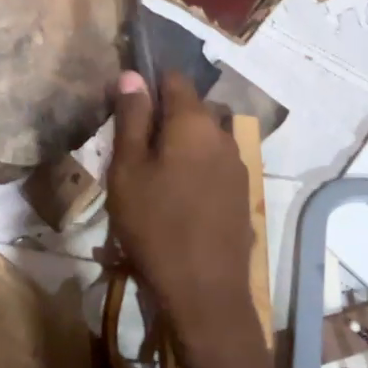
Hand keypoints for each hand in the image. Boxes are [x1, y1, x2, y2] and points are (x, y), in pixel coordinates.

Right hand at [107, 70, 253, 339]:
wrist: (204, 293)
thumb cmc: (155, 224)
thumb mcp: (128, 169)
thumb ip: (131, 118)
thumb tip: (132, 74)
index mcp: (194, 122)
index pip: (174, 78)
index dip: (148, 83)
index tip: (125, 105)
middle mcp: (224, 135)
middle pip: (191, 109)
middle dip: (163, 117)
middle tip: (131, 147)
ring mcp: (238, 167)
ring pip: (203, 139)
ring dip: (180, 146)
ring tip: (151, 176)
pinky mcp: (241, 196)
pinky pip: (213, 166)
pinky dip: (194, 170)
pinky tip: (175, 199)